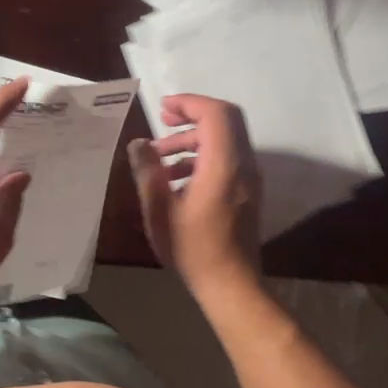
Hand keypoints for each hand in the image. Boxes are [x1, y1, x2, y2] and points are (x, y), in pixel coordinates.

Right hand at [126, 94, 261, 288]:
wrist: (231, 284)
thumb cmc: (192, 249)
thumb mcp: (160, 211)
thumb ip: (148, 172)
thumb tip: (138, 144)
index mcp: (223, 166)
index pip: (216, 114)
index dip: (189, 103)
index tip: (162, 109)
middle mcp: (243, 165)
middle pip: (225, 121)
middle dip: (192, 116)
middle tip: (162, 122)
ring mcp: (249, 179)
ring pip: (226, 140)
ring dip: (193, 140)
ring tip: (159, 159)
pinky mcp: (247, 192)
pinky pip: (227, 159)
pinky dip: (202, 156)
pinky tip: (175, 180)